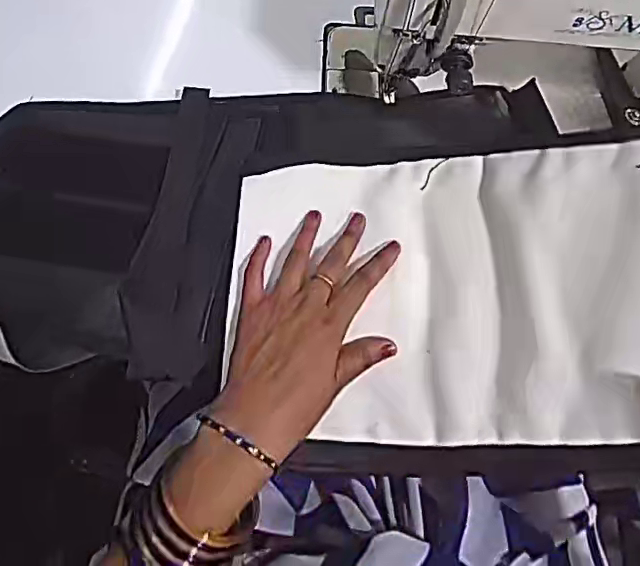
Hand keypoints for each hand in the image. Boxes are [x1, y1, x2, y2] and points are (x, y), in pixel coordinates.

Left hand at [164, 212, 399, 533]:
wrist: (250, 422)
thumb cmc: (292, 409)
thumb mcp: (334, 384)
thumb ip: (359, 357)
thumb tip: (385, 345)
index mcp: (328, 326)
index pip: (360, 285)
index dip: (378, 264)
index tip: (389, 249)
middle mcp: (304, 309)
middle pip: (331, 265)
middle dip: (347, 240)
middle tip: (357, 220)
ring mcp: (277, 306)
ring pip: (295, 261)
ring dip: (307, 237)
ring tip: (315, 217)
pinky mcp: (252, 312)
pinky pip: (254, 276)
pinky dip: (258, 257)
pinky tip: (264, 242)